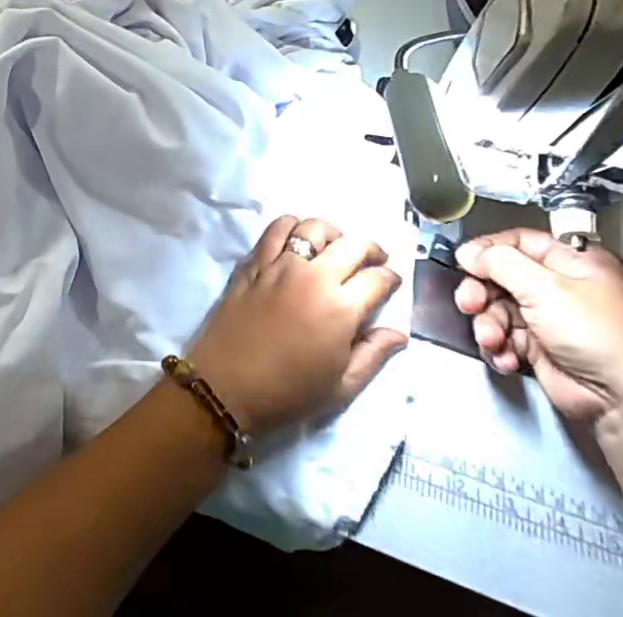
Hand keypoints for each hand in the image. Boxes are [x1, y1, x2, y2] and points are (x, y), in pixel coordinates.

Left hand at [187, 216, 406, 434]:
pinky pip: (276, 230)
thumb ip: (373, 355)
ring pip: (314, 228)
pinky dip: (291, 227)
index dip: (391, 279)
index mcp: (341, 308)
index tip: (391, 283)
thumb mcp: (339, 387)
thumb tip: (399, 333)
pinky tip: (296, 240)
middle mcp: (315, 276)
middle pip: (353, 245)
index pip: (377, 279)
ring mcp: (281, 265)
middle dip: (371, 250)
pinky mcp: (254, 263)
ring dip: (332, 234)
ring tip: (334, 247)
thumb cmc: (286, 394)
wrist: (223, 390)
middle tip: (373, 261)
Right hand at [455, 227, 622, 425]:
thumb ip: (500, 263)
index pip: (521, 242)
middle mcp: (562, 287)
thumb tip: (468, 251)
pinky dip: (502, 349)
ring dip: (490, 324)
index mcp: (572, 260)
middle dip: (483, 291)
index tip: (464, 261)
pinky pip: (510, 342)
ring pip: (503, 312)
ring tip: (492, 339)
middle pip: (506, 278)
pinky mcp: (544, 354)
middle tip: (469, 303)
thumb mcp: (546, 286)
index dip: (490, 250)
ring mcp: (553, 321)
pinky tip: (506, 358)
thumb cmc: (595, 330)